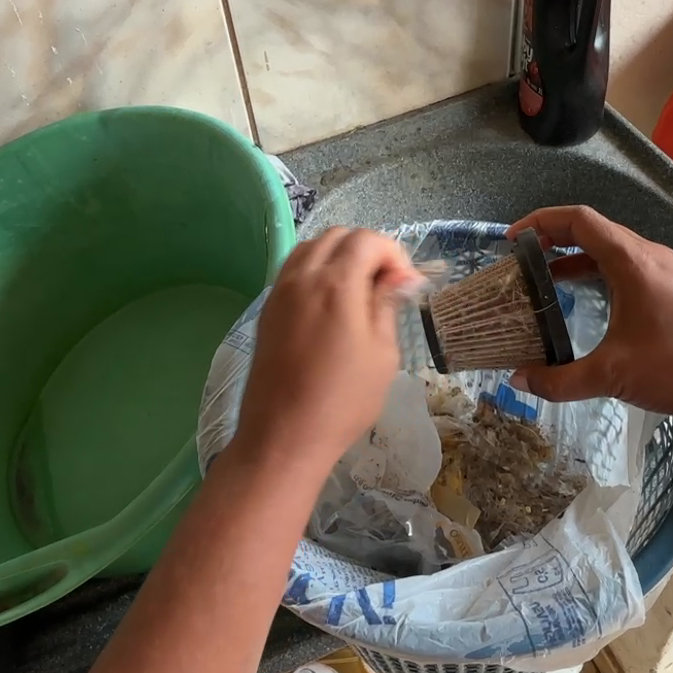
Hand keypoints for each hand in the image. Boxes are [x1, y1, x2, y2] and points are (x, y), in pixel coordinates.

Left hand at [234, 228, 422, 471]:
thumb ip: (386, 304)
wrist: (282, 436)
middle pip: (337, 236)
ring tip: (358, 290)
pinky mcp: (267, 308)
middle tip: (385, 284)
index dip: (394, 254)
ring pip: (311, 247)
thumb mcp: (381, 353)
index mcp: (336, 284)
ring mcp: (279, 291)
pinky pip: (293, 269)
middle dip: (367, 249)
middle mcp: (302, 277)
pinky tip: (330, 301)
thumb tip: (397, 276)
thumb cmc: (342, 400)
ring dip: (339, 255)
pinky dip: (316, 269)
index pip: (367, 240)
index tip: (405, 284)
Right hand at [506, 206, 672, 416]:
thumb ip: (559, 380)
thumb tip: (518, 380)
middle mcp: (653, 255)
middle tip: (525, 261)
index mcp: (632, 261)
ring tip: (552, 282)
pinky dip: (605, 274)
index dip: (540, 222)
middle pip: (596, 231)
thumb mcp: (612, 376)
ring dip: (581, 259)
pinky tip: (600, 304)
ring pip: (617, 251)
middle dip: (555, 240)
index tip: (512, 240)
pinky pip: (636, 267)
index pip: (578, 220)